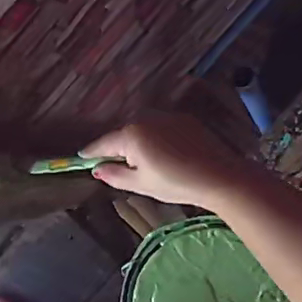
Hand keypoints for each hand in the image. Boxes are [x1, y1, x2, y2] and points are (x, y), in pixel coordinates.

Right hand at [81, 115, 258, 207]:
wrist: (219, 176)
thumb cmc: (175, 183)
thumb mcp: (141, 184)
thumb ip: (114, 175)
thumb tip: (97, 169)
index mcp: (131, 134)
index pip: (103, 144)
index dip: (92, 153)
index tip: (82, 158)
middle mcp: (145, 118)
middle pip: (123, 134)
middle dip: (119, 149)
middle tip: (119, 168)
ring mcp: (166, 116)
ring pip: (143, 129)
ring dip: (139, 142)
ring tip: (146, 163)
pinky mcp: (184, 119)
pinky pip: (161, 127)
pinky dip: (157, 138)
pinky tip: (166, 155)